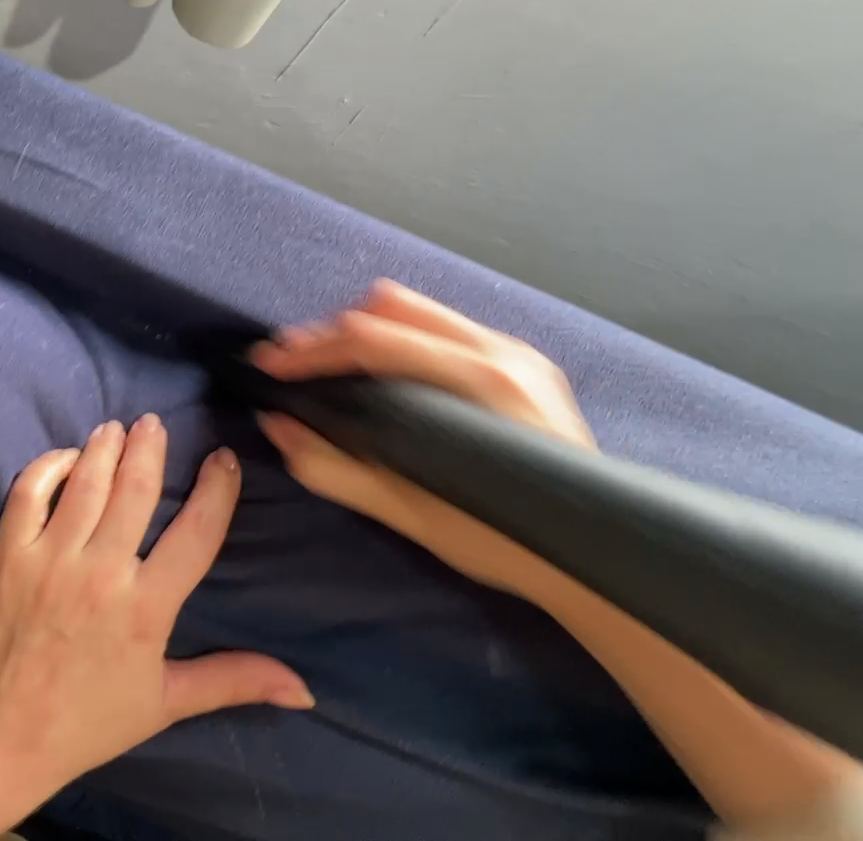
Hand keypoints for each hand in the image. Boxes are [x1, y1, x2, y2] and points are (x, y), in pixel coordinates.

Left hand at [0, 416, 313, 804]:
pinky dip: (48, 467)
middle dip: (148, 450)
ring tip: (115, 426)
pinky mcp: (8, 553)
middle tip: (153, 422)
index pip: (196, 534)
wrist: (3, 730)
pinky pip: (28, 493)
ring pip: (84, 484)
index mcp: (148, 608)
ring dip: (102, 448)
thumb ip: (233, 680)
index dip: (215, 491)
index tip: (223, 459)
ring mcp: (50, 558)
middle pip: (134, 492)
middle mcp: (101, 573)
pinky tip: (64, 458)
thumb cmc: (88, 719)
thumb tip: (304, 689)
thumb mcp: (166, 703)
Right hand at [249, 279, 590, 597]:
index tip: (266, 365)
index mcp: (478, 382)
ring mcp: (514, 349)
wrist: (596, 555)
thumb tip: (275, 424)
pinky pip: (437, 322)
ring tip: (326, 362)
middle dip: (326, 332)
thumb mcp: (405, 513)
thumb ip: (331, 467)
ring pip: (412, 307)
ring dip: (358, 328)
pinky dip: (392, 334)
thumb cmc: (500, 538)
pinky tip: (376, 368)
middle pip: (386, 306)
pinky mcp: (520, 357)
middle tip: (289, 364)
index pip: (370, 339)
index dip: (308, 350)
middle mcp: (499, 350)